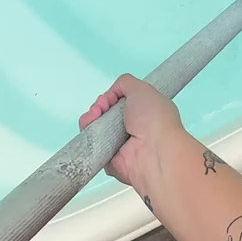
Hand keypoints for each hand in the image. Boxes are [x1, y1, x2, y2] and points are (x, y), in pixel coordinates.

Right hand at [79, 73, 187, 193]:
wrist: (153, 151)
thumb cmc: (153, 118)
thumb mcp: (142, 89)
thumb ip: (126, 83)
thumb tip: (113, 92)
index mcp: (146, 112)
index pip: (123, 102)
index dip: (113, 96)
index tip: (109, 96)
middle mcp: (134, 128)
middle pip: (107, 113)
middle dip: (100, 105)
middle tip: (102, 106)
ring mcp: (120, 143)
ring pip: (97, 126)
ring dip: (91, 117)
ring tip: (96, 114)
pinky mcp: (108, 157)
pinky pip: (92, 143)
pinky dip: (87, 132)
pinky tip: (90, 126)